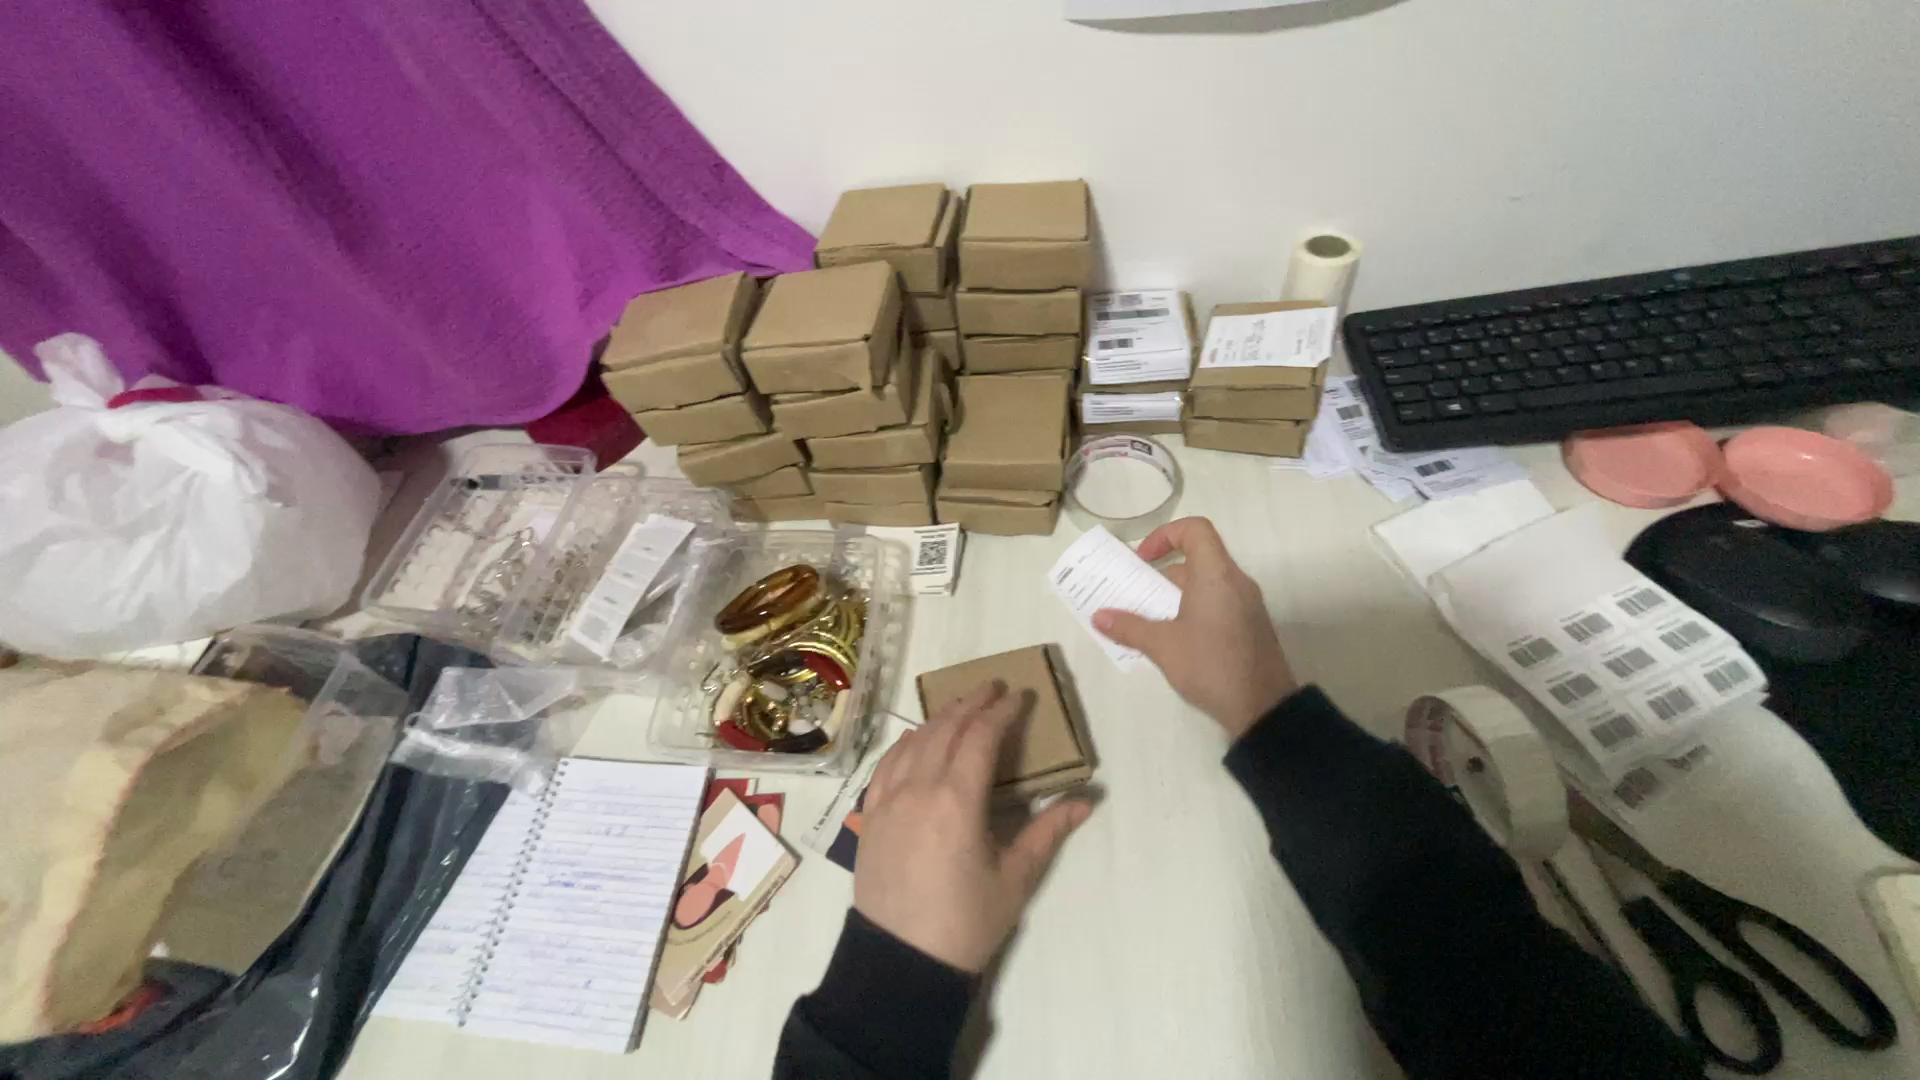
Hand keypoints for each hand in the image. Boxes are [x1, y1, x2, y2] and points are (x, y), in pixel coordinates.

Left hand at [854, 681, 1092, 972]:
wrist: (900, 961)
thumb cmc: (965, 922)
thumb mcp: (1015, 879)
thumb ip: (1049, 831)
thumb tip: (1087, 799)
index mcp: (957, 800)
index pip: (981, 737)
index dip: (1002, 711)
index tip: (1020, 696)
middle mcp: (919, 788)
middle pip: (946, 728)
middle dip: (972, 702)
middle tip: (993, 687)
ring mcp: (888, 799)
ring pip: (914, 740)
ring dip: (940, 717)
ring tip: (961, 705)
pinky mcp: (871, 815)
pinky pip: (887, 763)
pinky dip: (906, 742)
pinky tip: (916, 738)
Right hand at [1092, 517, 1296, 737]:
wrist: (1263, 708)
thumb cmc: (1211, 666)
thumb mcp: (1163, 646)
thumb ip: (1129, 627)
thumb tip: (1099, 617)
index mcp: (1216, 575)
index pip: (1195, 530)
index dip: (1165, 535)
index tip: (1143, 561)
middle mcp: (1235, 582)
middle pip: (1197, 557)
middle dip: (1161, 570)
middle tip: (1133, 590)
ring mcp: (1245, 605)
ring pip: (1205, 583)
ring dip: (1174, 592)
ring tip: (1146, 616)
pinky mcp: (1249, 626)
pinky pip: (1216, 602)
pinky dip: (1191, 608)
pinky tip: (1172, 637)